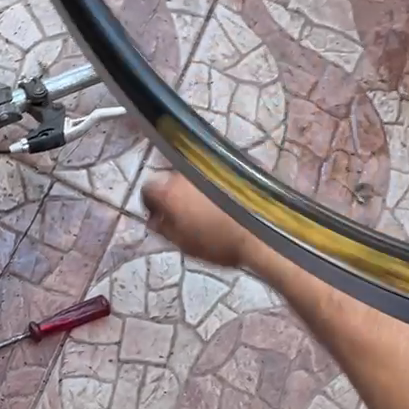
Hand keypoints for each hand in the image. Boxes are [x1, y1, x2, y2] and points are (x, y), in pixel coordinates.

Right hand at [142, 174, 260, 269]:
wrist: (261, 232)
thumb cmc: (217, 242)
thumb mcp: (182, 243)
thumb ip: (163, 229)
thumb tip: (155, 220)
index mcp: (168, 190)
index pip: (147, 190)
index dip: (151, 205)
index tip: (159, 218)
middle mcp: (185, 172)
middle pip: (170, 179)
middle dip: (172, 195)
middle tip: (182, 215)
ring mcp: (209, 166)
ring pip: (192, 176)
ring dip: (193, 190)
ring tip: (204, 209)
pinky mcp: (232, 165)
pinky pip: (213, 175)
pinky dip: (213, 186)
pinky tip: (222, 203)